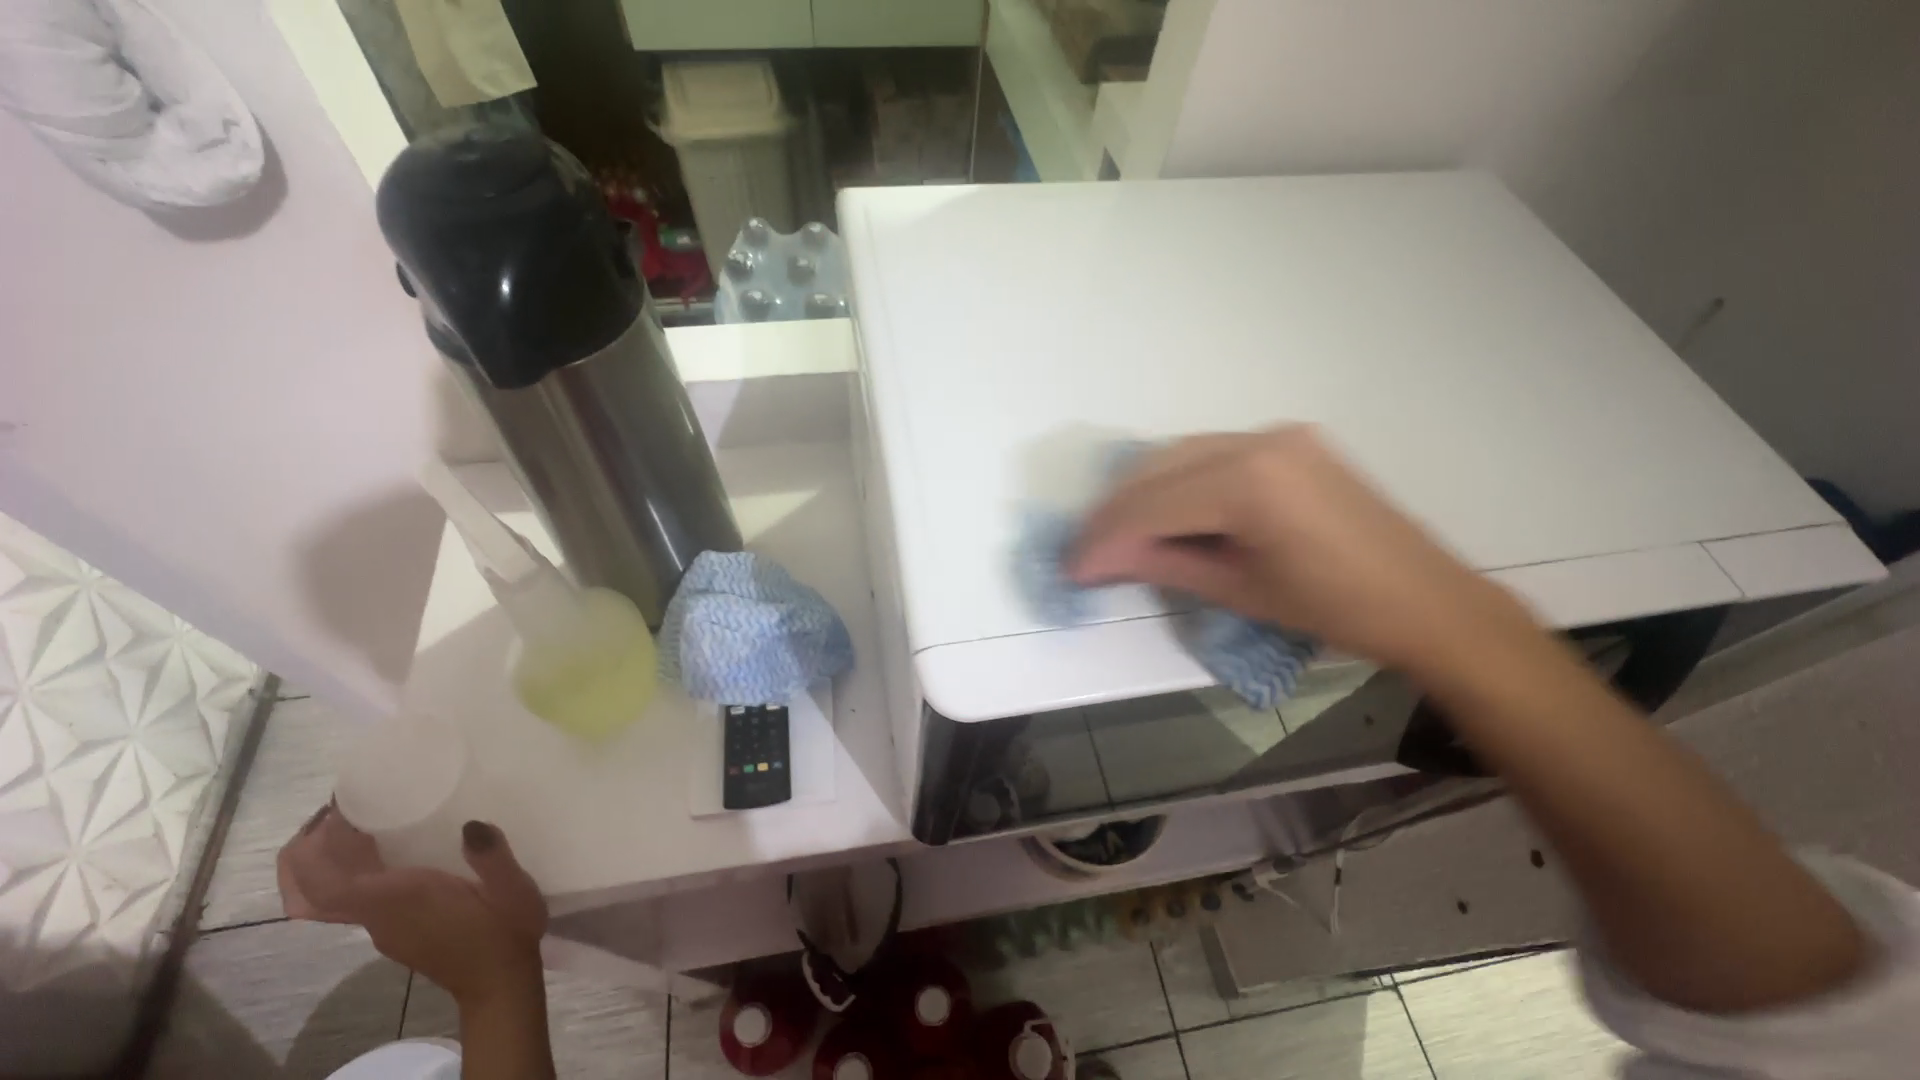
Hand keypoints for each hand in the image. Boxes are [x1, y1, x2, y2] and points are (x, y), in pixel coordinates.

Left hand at [278, 807, 547, 1005]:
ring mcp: (378, 926)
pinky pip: (344, 899)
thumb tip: (471, 824)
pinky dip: (340, 871)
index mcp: (400, 901)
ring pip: (319, 898)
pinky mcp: (388, 929)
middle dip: (303, 851)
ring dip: (315, 862)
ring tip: (346, 825)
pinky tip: (376, 849)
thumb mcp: (513, 890)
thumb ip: (492, 856)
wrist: (498, 981)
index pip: (331, 882)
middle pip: (307, 892)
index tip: (342, 804)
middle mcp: (377, 915)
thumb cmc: (506, 931)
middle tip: (332, 811)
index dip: (322, 843)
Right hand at [1070, 426, 1535, 673]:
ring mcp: (1277, 434)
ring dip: (1141, 493)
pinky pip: (1212, 453)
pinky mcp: (1290, 441)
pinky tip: (1162, 511)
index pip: (1149, 505)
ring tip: (1114, 536)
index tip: (1071, 569)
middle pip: (1156, 470)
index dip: (1102, 539)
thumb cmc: (1334, 609)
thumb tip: (1105, 558)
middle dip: (1113, 512)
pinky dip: (1177, 481)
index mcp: (1248, 481)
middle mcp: (1257, 441)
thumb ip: (1165, 562)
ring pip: (1180, 455)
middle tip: (1084, 553)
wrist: (1426, 599)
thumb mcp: (1238, 590)